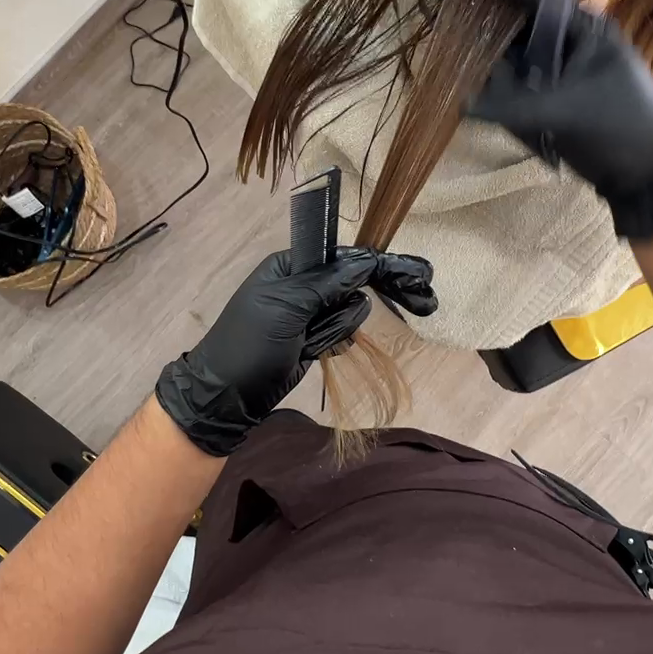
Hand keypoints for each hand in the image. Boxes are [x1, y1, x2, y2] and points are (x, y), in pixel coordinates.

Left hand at [156, 248, 435, 455]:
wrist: (226, 397)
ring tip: (307, 342)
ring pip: (349, 310)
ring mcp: (308, 312)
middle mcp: (302, 283)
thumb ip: (328, 282)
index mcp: (290, 265)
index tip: (418, 273)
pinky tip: (314, 351)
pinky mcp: (312, 337)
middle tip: (426, 301)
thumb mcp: (288, 306)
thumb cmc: (250, 344)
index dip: (381, 264)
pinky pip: (339, 332)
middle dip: (382, 291)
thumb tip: (365, 262)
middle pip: (353, 281)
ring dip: (335, 329)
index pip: (345, 256)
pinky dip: (334, 341)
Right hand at [429, 0, 652, 241]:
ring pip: (509, 52)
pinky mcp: (552, 94)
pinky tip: (479, 98)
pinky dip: (496, 88)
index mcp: (579, 26)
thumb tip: (460, 101)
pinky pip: (514, 81)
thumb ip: (508, 105)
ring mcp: (559, 66)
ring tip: (473, 75)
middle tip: (442, 15)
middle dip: (477, 18)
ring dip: (486, 60)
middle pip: (510, 17)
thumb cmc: (620, 131)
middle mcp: (566, 38)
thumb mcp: (564, 114)